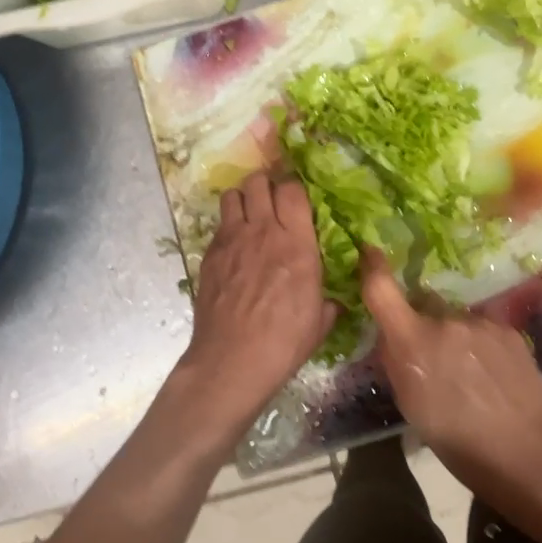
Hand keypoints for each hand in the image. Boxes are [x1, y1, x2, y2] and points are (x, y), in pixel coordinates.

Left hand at [181, 173, 336, 419]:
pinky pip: (219, 224)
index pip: (292, 190)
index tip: (296, 201)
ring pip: (232, 194)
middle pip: (258, 181)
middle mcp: (263, 232)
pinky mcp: (210, 253)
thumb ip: (327, 301)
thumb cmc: (283, 343)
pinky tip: (233, 248)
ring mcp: (232, 240)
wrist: (232, 361)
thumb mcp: (318, 322)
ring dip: (242, 200)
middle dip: (265, 184)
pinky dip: (227, 227)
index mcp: (296, 244)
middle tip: (270, 200)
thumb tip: (332, 301)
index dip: (293, 189)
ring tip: (248, 215)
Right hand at [359, 247, 541, 487]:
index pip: (381, 289)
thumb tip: (391, 336)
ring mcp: (480, 322)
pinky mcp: (507, 329)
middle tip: (436, 359)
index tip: (369, 252)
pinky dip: (482, 345)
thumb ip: (396, 360)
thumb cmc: (454, 440)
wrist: (522, 453)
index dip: (372, 267)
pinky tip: (493, 376)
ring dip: (456, 337)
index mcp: (413, 341)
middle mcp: (445, 321)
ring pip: (457, 319)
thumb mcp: (408, 403)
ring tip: (471, 375)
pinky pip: (484, 328)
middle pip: (425, 306)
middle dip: (424, 324)